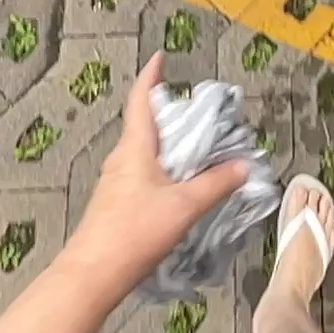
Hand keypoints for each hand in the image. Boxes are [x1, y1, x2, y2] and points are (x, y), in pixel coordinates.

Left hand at [58, 52, 249, 292]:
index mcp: (135, 146)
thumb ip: (216, 184)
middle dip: (167, 113)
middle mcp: (122, 158)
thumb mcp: (184, 206)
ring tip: (191, 147)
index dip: (151, 75)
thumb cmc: (132, 232)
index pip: (141, 99)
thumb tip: (242, 167)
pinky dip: (160, 167)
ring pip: (143, 150)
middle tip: (191, 108)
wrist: (91, 275)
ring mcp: (115, 181)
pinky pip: (141, 172)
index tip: (160, 57)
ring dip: (165, 144)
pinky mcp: (115, 203)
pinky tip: (175, 185)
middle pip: (144, 123)